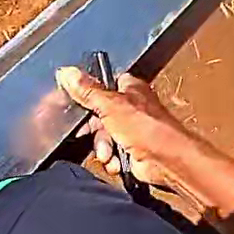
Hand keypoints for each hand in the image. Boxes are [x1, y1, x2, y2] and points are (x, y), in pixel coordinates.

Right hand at [54, 66, 209, 190]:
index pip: (100, 86)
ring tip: (110, 152)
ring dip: (103, 148)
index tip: (75, 105)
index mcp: (129, 88)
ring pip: (102, 138)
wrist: (165, 159)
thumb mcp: (110, 104)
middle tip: (88, 133)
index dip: (86, 97)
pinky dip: (112, 160)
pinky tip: (118, 161)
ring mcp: (132, 129)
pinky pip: (112, 154)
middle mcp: (131, 107)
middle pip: (98, 116)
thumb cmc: (148, 127)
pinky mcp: (132, 150)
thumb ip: (87, 90)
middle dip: (93, 130)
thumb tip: (67, 72)